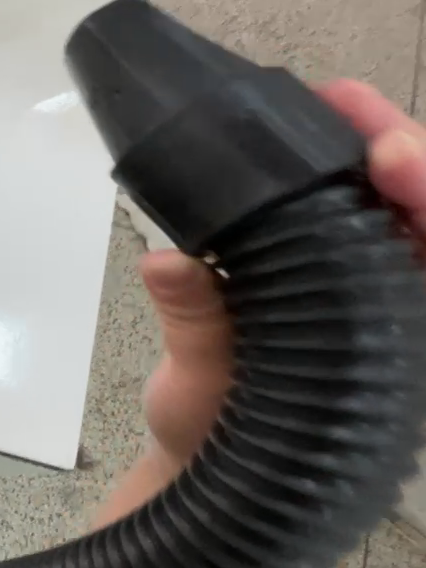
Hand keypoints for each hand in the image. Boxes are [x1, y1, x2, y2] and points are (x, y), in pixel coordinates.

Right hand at [139, 79, 425, 469]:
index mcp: (394, 334)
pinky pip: (332, 228)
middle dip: (400, 152)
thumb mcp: (207, 388)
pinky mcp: (312, 288)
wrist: (204, 464)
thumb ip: (199, 325)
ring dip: (362, 156)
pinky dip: (317, 184)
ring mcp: (358, 294)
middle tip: (342, 104)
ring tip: (324, 108)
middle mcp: (393, 305)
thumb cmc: (219, 438)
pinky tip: (287, 156)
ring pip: (384, 214)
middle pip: (422, 215)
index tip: (385, 154)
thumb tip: (167, 263)